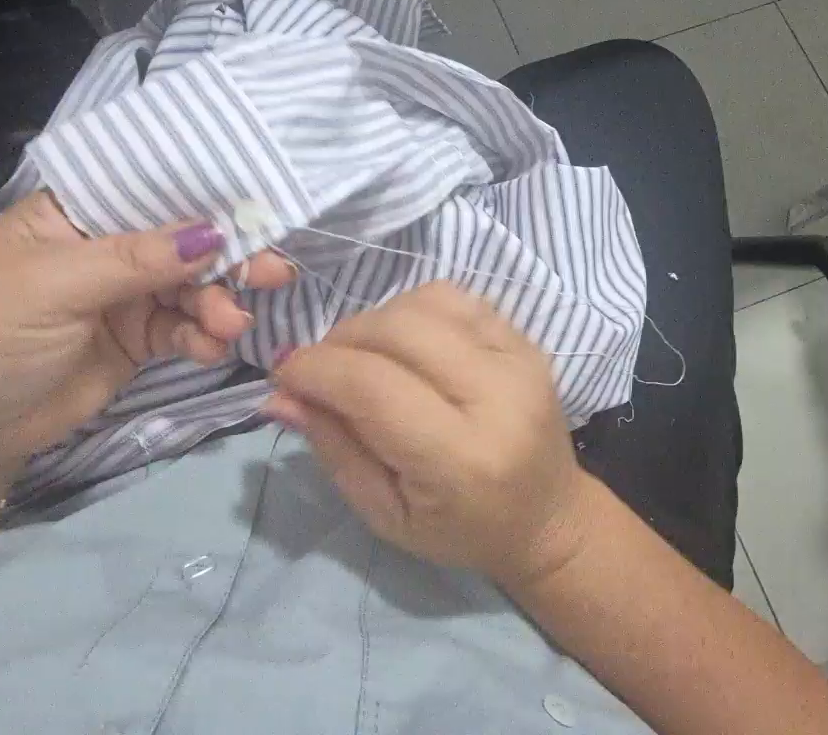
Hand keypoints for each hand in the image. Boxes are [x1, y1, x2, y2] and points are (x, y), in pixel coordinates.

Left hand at [0, 192, 295, 492]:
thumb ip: (137, 259)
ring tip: (231, 325)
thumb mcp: (54, 287)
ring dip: (218, 303)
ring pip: (190, 287)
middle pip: (180, 240)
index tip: (259, 203)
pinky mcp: (135, 343)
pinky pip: (183, 331)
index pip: (147, 190)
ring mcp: (121, 297)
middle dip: (226, 255)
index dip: (202, 194)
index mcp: (71, 215)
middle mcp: (103, 248)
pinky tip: (212, 348)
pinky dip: (203, 337)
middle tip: (273, 272)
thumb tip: (214, 232)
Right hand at [262, 282, 598, 586]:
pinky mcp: (528, 340)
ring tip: (362, 355)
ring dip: (376, 319)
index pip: (374, 386)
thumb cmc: (460, 529)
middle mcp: (498, 396)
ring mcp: (520, 359)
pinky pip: (457, 298)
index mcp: (461, 458)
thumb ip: (333, 448)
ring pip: (426, 301)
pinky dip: (414, 309)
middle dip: (340, 339)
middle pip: (399, 330)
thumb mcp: (384, 513)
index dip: (316, 370)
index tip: (284, 376)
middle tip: (320, 368)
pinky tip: (405, 342)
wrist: (548, 516)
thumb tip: (280, 394)